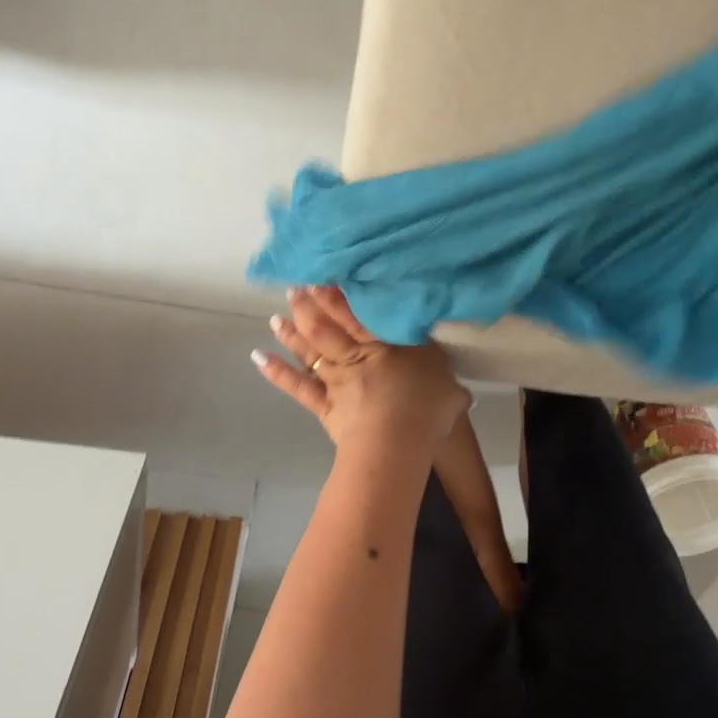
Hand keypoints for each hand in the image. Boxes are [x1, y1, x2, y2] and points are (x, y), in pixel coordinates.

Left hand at [254, 287, 469, 454]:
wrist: (396, 442)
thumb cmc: (427, 411)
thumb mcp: (450, 390)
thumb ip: (448, 385)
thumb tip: (459, 393)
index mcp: (390, 344)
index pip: (362, 313)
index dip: (342, 295)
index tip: (327, 275)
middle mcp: (358, 355)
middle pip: (329, 325)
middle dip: (311, 305)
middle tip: (296, 287)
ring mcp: (337, 379)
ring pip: (310, 350)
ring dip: (291, 332)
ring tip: (277, 315)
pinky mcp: (324, 405)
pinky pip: (298, 386)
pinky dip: (277, 372)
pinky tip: (259, 357)